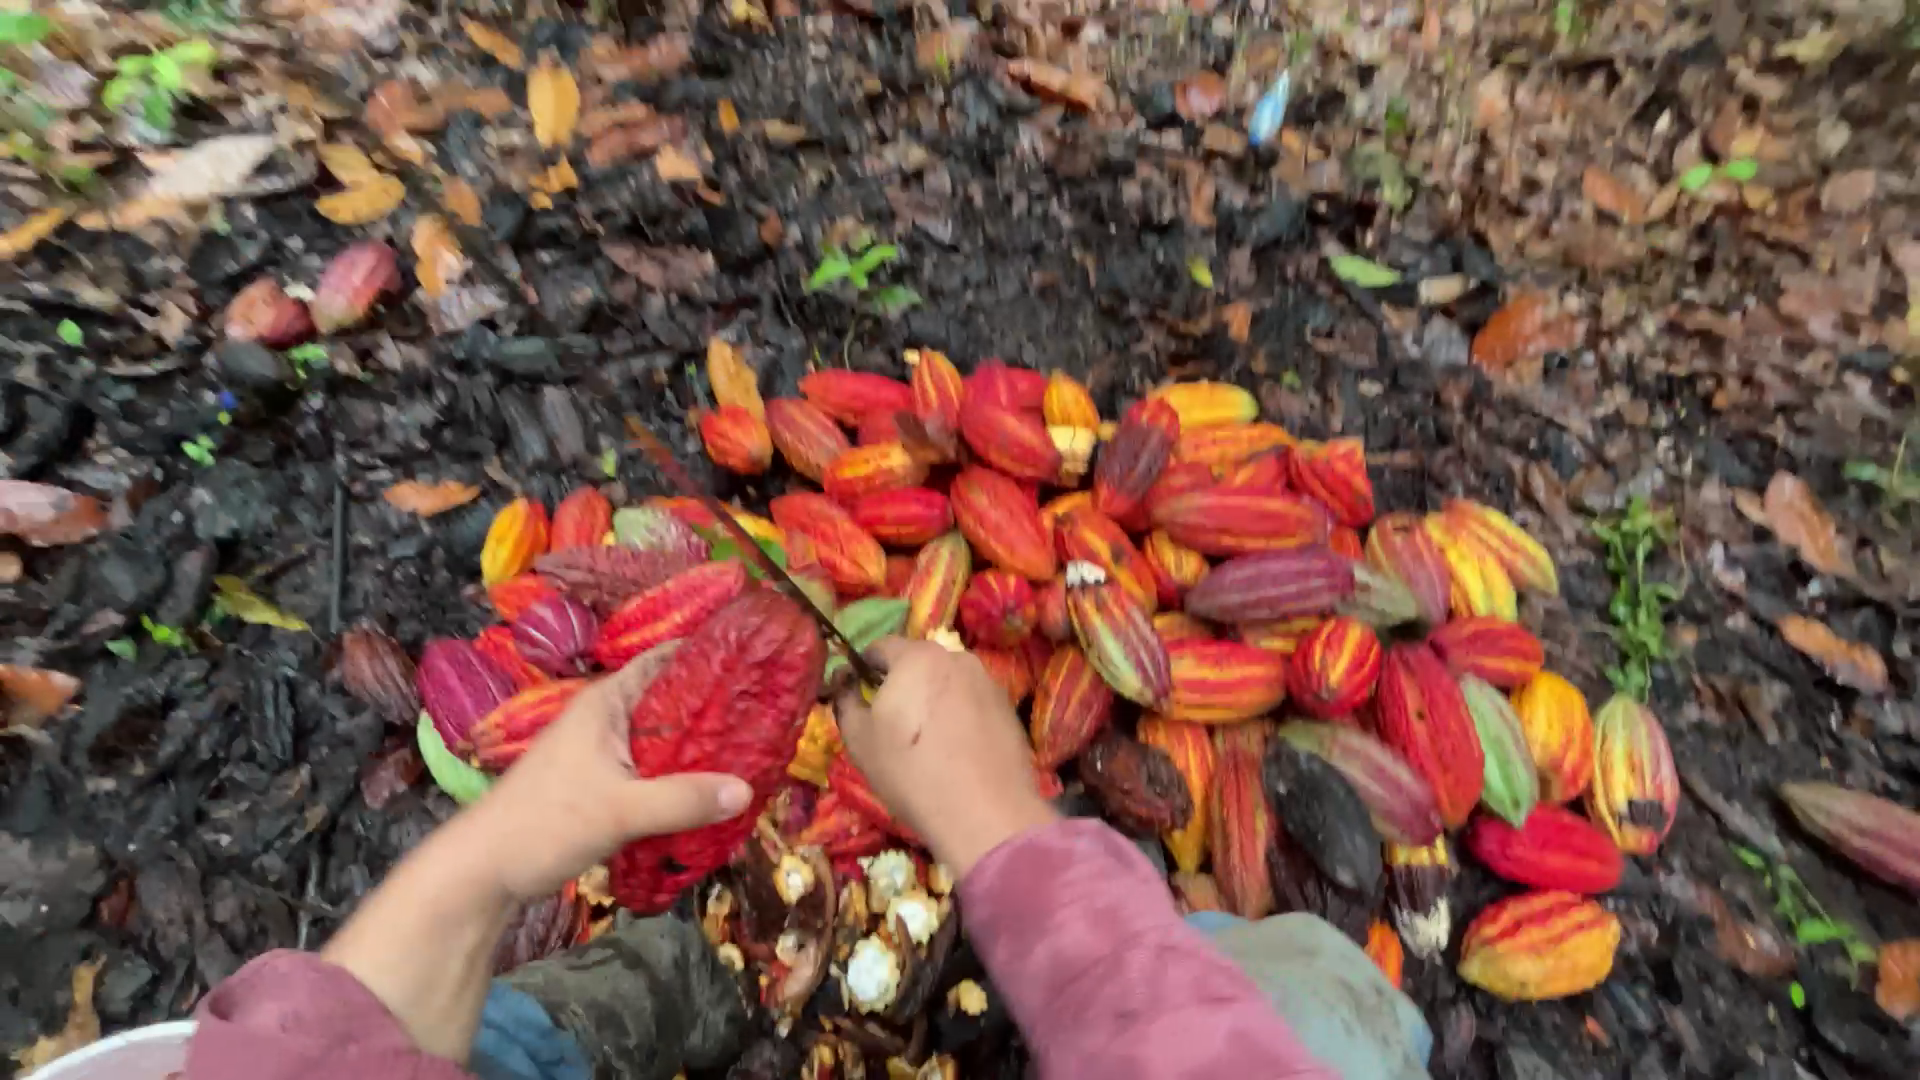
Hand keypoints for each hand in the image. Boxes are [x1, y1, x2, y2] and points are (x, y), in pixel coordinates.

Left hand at [459, 653, 753, 901]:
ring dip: (697, 738)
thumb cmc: (542, 825)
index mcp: (606, 702)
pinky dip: (681, 768)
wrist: (478, 876)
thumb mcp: (619, 810)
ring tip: (748, 743)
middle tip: (762, 705)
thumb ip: (683, 800)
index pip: (663, 658)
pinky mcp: (601, 782)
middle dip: (713, 700)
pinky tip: (710, 785)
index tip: (749, 656)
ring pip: (663, 733)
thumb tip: (748, 791)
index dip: (705, 651)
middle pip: (670, 696)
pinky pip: (654, 764)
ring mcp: (601, 751)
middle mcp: (605, 717)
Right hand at [834, 638, 1056, 876]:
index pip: (882, 646)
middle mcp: (957, 658)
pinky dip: (961, 715)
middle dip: (903, 684)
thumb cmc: (912, 771)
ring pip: (948, 681)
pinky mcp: (1007, 707)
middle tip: (894, 724)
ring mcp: (988, 681)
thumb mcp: (860, 739)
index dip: (866, 667)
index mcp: (918, 657)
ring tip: (929, 741)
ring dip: (934, 698)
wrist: (985, 813)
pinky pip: (972, 701)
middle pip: (919, 662)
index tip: (862, 695)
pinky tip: (958, 750)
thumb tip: (843, 678)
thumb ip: (846, 700)